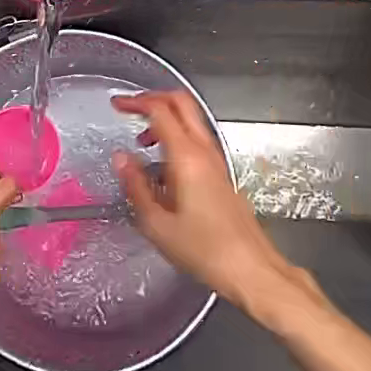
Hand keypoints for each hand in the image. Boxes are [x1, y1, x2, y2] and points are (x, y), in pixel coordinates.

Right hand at [112, 91, 319, 313]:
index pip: (160, 110)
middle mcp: (205, 152)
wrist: (254, 272)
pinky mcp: (221, 175)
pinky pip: (196, 142)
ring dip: (164, 120)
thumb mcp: (156, 224)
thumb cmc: (205, 251)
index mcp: (187, 157)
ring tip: (141, 142)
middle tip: (130, 108)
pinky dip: (174, 140)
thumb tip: (121, 159)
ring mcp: (217, 162)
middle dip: (153, 98)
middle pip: (182, 104)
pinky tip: (161, 169)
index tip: (117, 104)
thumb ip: (135, 186)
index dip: (136, 101)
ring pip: (191, 121)